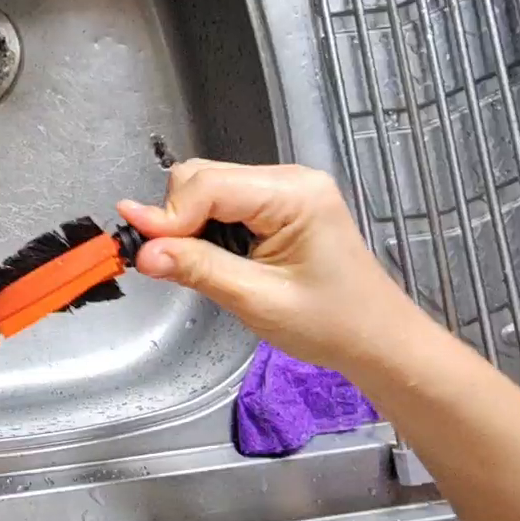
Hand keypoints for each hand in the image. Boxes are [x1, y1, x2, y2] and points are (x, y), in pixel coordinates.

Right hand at [116, 161, 431, 372]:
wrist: (378, 342)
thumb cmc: (330, 325)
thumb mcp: (256, 300)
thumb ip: (197, 268)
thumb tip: (142, 252)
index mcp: (294, 194)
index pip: (209, 186)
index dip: (167, 216)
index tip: (141, 251)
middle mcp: (287, 178)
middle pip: (201, 178)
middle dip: (175, 217)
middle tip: (169, 262)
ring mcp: (282, 188)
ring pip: (204, 186)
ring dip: (186, 222)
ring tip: (195, 262)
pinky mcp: (275, 203)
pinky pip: (220, 201)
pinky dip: (202, 225)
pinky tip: (213, 255)